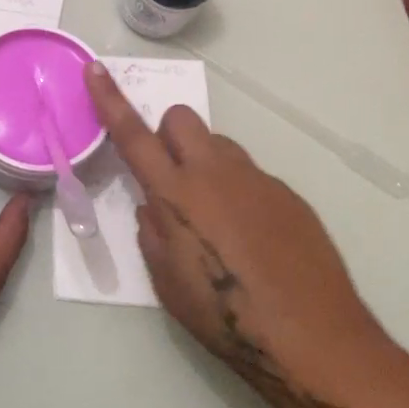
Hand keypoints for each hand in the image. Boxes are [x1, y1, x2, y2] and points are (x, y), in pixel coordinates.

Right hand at [83, 62, 387, 385]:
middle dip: (167, 135)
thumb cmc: (225, 316)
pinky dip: (241, 194)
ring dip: (206, 165)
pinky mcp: (289, 196)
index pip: (132, 134)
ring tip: (217, 217)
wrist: (313, 339)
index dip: (110, 99)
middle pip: (181, 119)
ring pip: (220, 147)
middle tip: (171, 177)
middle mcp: (215, 173)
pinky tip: (254, 240)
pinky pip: (253, 178)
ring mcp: (257, 180)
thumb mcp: (167, 281)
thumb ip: (152, 233)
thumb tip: (153, 207)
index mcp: (176, 194)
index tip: (95, 68)